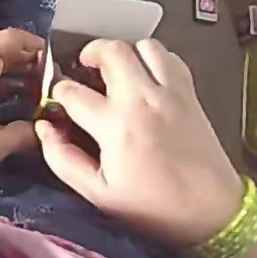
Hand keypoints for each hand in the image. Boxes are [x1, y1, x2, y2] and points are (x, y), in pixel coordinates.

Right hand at [35, 38, 245, 248]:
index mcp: (115, 126)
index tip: (58, 102)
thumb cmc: (151, 206)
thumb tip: (45, 128)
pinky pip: (169, 57)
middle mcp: (142, 99)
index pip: (72, 92)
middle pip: (110, 50)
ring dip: (125, 52)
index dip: (57, 93)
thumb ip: (62, 158)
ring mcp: (170, 92)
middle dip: (89, 53)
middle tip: (83, 69)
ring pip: (143, 45)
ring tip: (115, 70)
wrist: (212, 212)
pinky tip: (144, 77)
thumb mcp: (97, 193)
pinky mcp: (189, 93)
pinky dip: (153, 58)